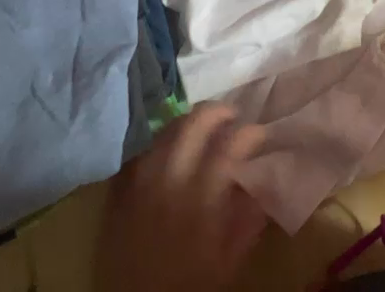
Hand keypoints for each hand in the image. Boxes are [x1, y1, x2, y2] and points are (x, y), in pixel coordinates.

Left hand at [95, 102, 270, 291]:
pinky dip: (162, 142)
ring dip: (189, 122)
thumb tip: (264, 185)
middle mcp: (169, 181)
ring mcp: (140, 182)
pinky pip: (142, 151)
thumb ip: (248, 220)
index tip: (262, 134)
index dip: (250, 132)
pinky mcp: (119, 191)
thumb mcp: (227, 263)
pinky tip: (171, 150)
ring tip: (203, 129)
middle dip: (218, 111)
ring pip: (165, 130)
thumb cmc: (186, 288)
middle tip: (233, 117)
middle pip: (194, 123)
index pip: (230, 146)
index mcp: (201, 200)